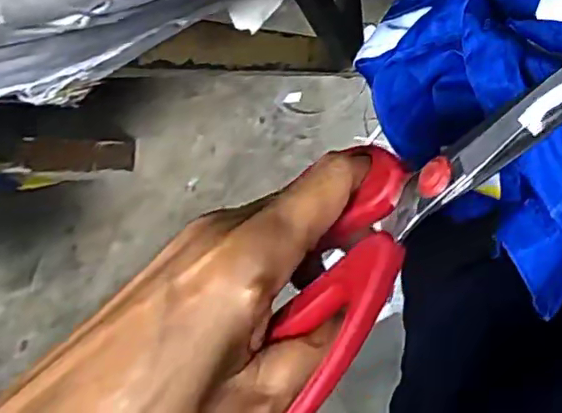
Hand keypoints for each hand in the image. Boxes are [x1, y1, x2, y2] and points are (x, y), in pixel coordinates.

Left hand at [0, 151, 368, 412]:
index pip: (342, 172)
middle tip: (339, 294)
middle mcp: (222, 228)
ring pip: (282, 220)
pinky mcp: (165, 259)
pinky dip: (269, 262)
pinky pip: (245, 238)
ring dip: (306, 252)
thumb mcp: (259, 398)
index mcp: (250, 253)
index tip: (396, 217)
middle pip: (315, 197)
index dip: (381, 181)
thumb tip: (366, 283)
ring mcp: (188, 241)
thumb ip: (330, 328)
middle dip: (344, 233)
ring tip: (286, 321)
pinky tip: (245, 322)